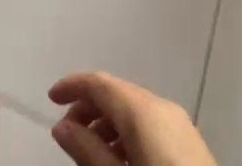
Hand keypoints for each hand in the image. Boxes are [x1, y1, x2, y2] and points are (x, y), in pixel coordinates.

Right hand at [48, 71, 217, 165]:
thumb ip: (87, 150)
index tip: (51, 100)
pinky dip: (128, 132)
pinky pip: (150, 124)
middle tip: (67, 134)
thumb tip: (62, 126)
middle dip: (88, 107)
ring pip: (134, 109)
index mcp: (142, 110)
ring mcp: (180, 123)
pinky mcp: (190, 141)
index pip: (99, 82)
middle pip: (117, 93)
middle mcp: (162, 106)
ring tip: (90, 152)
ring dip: (107, 122)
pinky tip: (120, 159)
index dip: (72, 86)